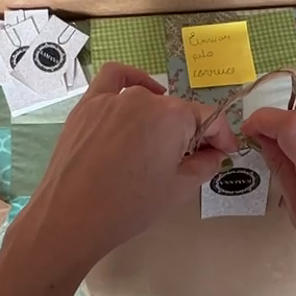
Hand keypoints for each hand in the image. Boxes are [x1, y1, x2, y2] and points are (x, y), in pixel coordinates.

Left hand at [10, 63, 234, 275]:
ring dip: (160, 117)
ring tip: (156, 144)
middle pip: (178, 112)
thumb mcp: (178, 189)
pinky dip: (132, 79)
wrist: (71, 218)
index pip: (209, 119)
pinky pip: (114, 78)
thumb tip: (214, 152)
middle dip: (189, 133)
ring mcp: (113, 99)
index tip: (224, 153)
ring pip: (149, 100)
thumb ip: (205, 164)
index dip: (221, 137)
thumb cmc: (129, 207)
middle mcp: (145, 100)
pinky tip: (139, 93)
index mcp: (173, 117)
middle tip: (186, 162)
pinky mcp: (88, 104)